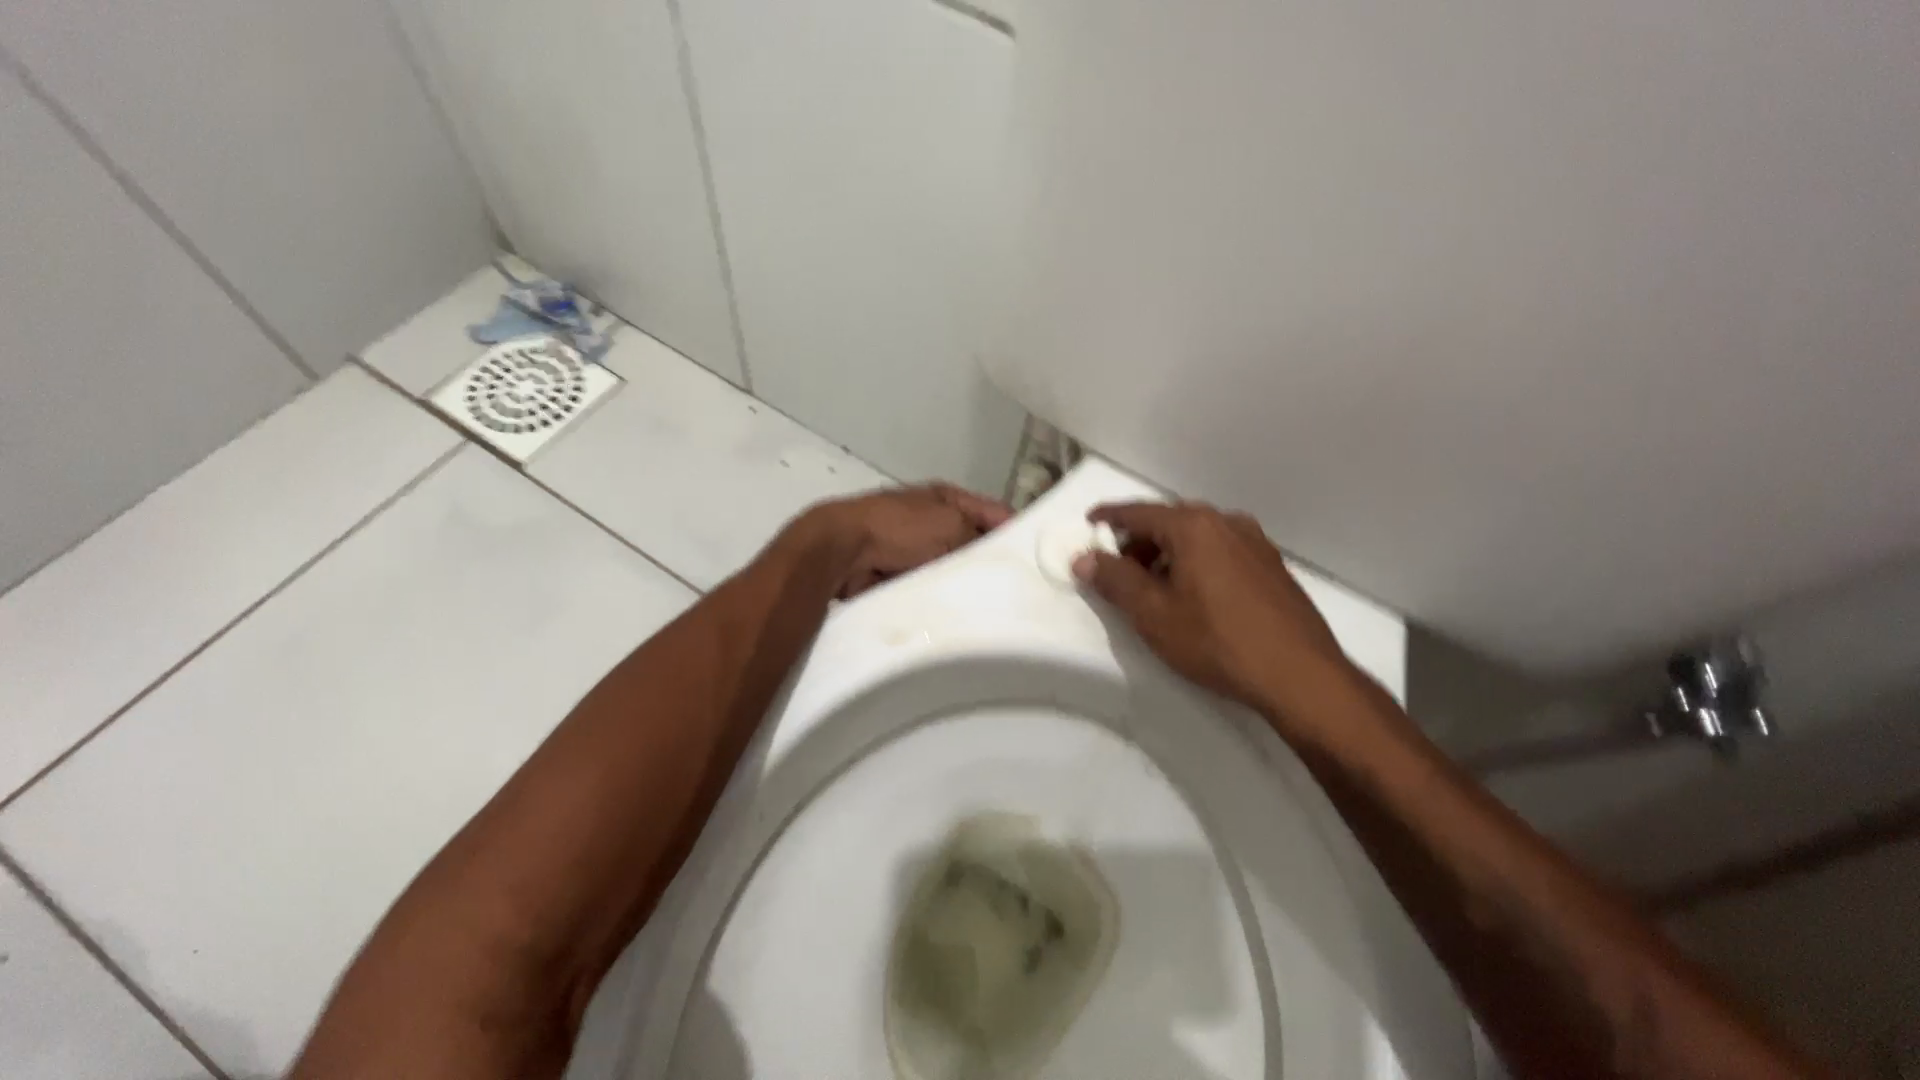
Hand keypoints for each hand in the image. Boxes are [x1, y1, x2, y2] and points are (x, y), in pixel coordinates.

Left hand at [803, 483, 1011, 598]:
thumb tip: (999, 559)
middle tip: (1021, 594)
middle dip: (992, 566)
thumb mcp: (953, 526)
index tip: (1041, 562)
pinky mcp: (899, 577)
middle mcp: (934, 521)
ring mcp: (915, 550)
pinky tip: (961, 618)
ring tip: (995, 611)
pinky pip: (930, 589)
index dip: (1018, 533)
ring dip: (965, 586)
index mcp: (948, 498)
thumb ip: (981, 540)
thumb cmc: (901, 528)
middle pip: (975, 545)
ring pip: (953, 571)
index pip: (996, 513)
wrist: (841, 551)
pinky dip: (941, 599)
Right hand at [1071, 502, 1361, 730]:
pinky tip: (1195, 597)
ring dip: (1170, 554)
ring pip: (1199, 538)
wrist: (1299, 675)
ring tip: (1154, 589)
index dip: (1109, 518)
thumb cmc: (1217, 641)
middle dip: (1140, 541)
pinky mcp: (1273, 568)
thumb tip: (1085, 558)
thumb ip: (1115, 580)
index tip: (1089, 523)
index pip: (1140, 512)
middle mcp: (1227, 523)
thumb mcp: (1153, 614)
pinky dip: (1198, 563)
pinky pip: (1223, 553)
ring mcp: (1256, 544)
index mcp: (1194, 527)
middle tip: (1118, 569)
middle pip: (1171, 522)